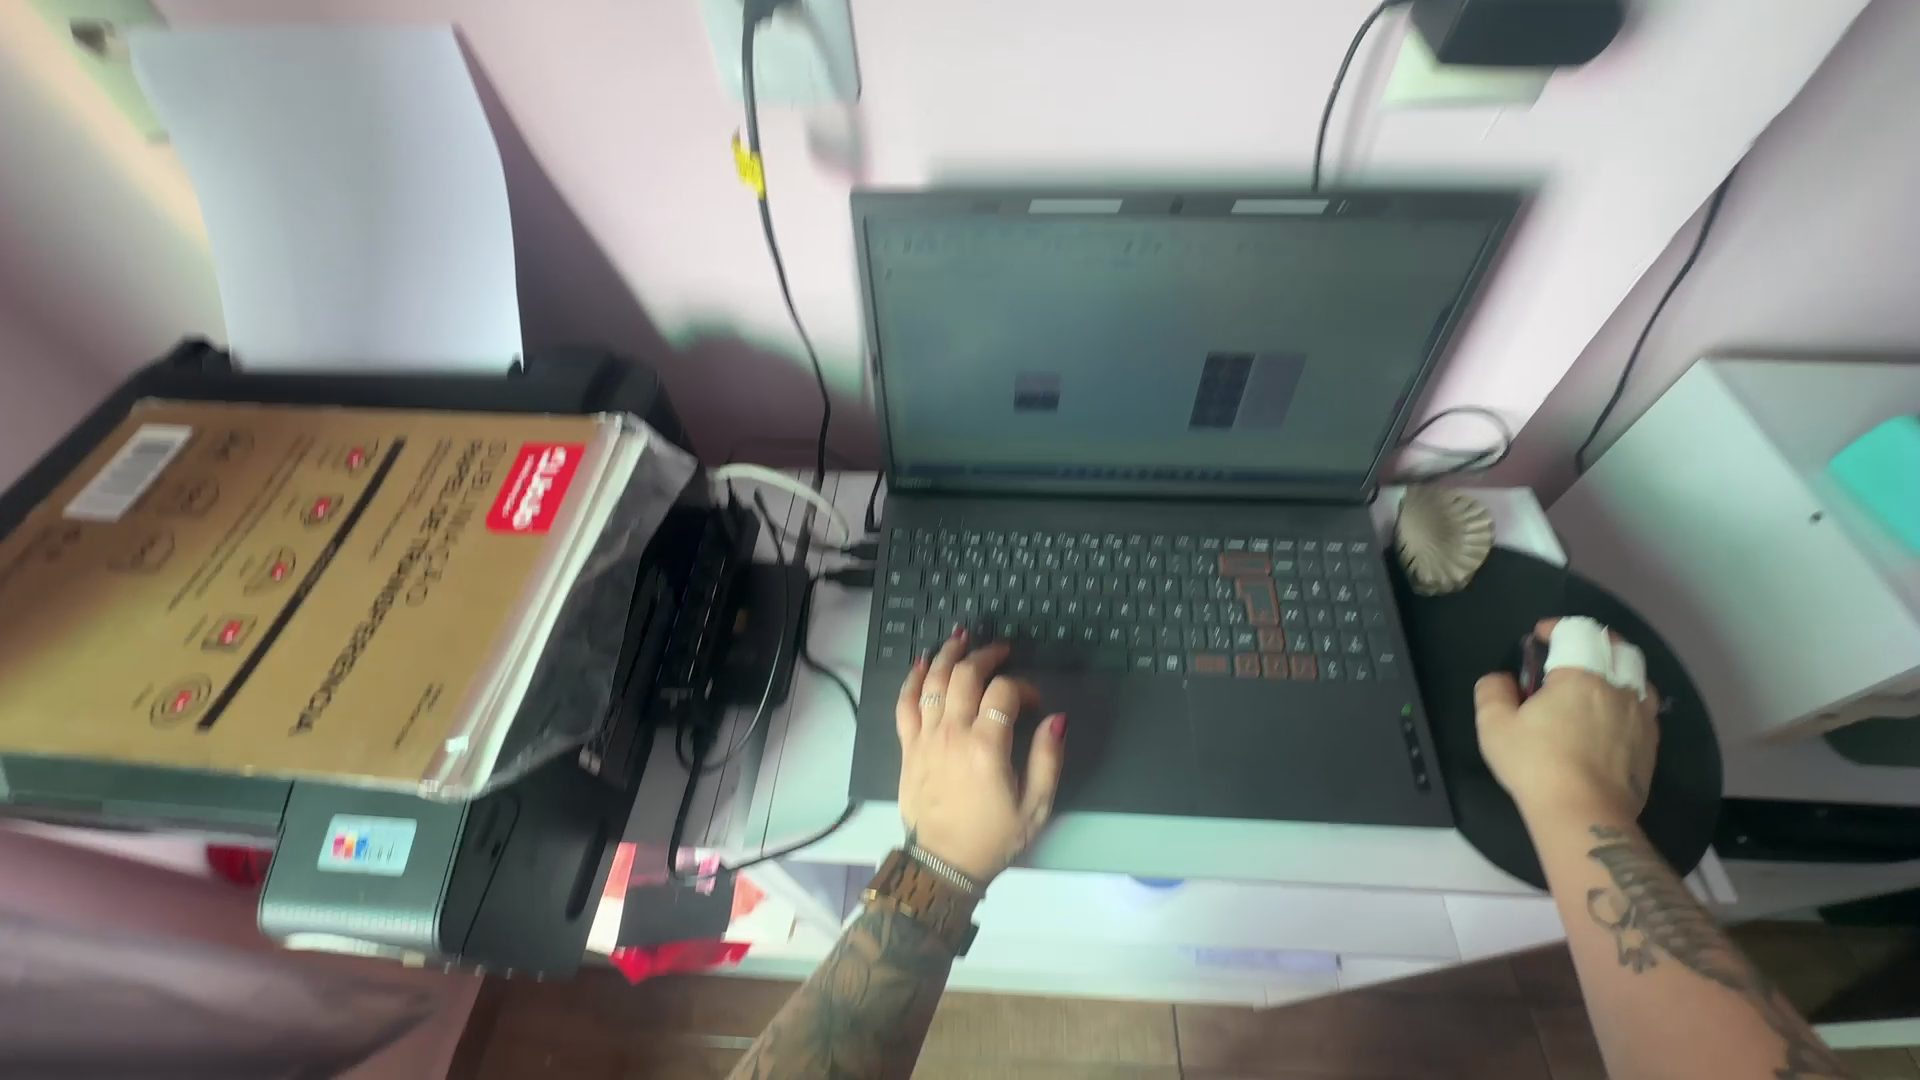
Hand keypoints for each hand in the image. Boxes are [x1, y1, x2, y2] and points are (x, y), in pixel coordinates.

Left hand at [894, 627, 1065, 882]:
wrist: (943, 865)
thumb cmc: (993, 837)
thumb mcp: (1035, 807)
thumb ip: (1048, 759)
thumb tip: (1057, 719)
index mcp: (987, 747)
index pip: (1004, 692)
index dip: (1023, 687)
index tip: (1034, 700)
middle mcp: (953, 733)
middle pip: (965, 675)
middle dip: (985, 654)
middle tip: (1000, 648)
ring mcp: (926, 737)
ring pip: (933, 681)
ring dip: (948, 654)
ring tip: (961, 636)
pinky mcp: (908, 747)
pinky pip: (905, 704)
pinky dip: (912, 679)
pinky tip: (922, 663)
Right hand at [1474, 618, 1659, 824]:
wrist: (1583, 812)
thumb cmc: (1534, 763)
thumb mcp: (1492, 723)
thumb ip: (1493, 690)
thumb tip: (1503, 679)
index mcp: (1581, 677)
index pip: (1578, 633)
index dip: (1556, 626)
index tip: (1539, 634)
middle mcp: (1619, 690)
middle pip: (1620, 648)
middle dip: (1595, 639)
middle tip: (1570, 647)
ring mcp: (1641, 718)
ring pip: (1640, 677)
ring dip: (1617, 669)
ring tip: (1594, 680)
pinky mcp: (1650, 744)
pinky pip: (1644, 707)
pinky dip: (1626, 698)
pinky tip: (1606, 714)